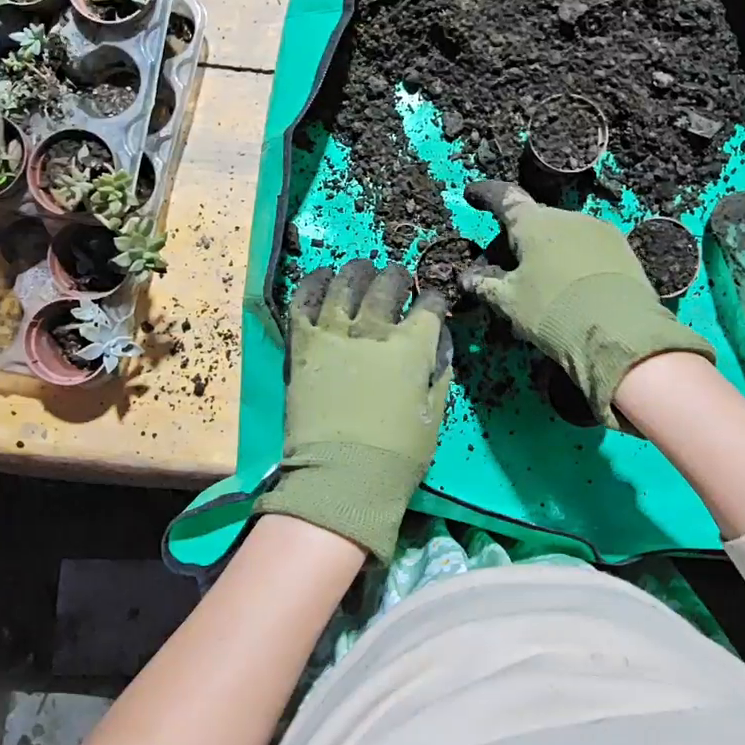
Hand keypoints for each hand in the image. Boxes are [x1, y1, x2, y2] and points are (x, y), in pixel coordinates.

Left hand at [255, 261, 451, 562]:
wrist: (341, 477)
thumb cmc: (397, 454)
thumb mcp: (434, 415)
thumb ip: (439, 372)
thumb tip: (440, 342)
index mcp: (412, 348)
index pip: (430, 308)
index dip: (435, 300)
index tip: (434, 301)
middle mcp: (374, 331)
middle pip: (388, 286)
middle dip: (398, 277)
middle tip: (398, 278)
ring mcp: (335, 333)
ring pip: (347, 284)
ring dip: (358, 271)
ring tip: (362, 268)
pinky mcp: (303, 343)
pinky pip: (304, 301)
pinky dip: (313, 283)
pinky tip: (322, 276)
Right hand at [461, 181, 712, 427]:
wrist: (618, 331)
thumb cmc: (551, 309)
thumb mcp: (510, 302)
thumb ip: (486, 286)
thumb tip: (467, 278)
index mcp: (534, 223)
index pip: (505, 199)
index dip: (486, 195)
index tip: (473, 195)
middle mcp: (567, 217)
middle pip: (537, 220)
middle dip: (520, 236)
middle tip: (508, 262)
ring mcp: (599, 230)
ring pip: (565, 234)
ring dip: (551, 249)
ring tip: (544, 281)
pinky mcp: (623, 249)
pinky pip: (589, 248)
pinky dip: (575, 260)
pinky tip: (573, 286)